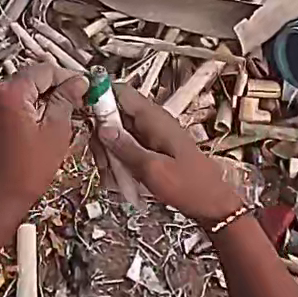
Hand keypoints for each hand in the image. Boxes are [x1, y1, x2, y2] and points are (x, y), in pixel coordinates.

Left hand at [0, 64, 87, 213]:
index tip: (85, 86)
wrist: (0, 198)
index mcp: (10, 93)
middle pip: (33, 77)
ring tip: (68, 111)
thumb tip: (78, 82)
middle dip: (58, 86)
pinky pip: (16, 101)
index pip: (44, 70)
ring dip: (47, 96)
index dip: (68, 77)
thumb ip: (66, 100)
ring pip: (26, 88)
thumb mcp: (56, 131)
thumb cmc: (25, 172)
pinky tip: (50, 119)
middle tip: (80, 98)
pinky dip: (34, 105)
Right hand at [100, 84, 245, 222]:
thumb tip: (102, 127)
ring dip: (109, 153)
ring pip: (117, 133)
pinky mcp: (151, 148)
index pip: (120, 92)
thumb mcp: (153, 170)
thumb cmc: (188, 187)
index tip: (85, 118)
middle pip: (113, 115)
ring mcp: (151, 134)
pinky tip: (120, 179)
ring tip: (113, 175)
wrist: (212, 204)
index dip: (99, 98)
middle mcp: (151, 121)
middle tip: (103, 162)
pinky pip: (127, 147)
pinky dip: (120, 161)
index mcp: (154, 118)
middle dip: (102, 137)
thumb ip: (126, 147)